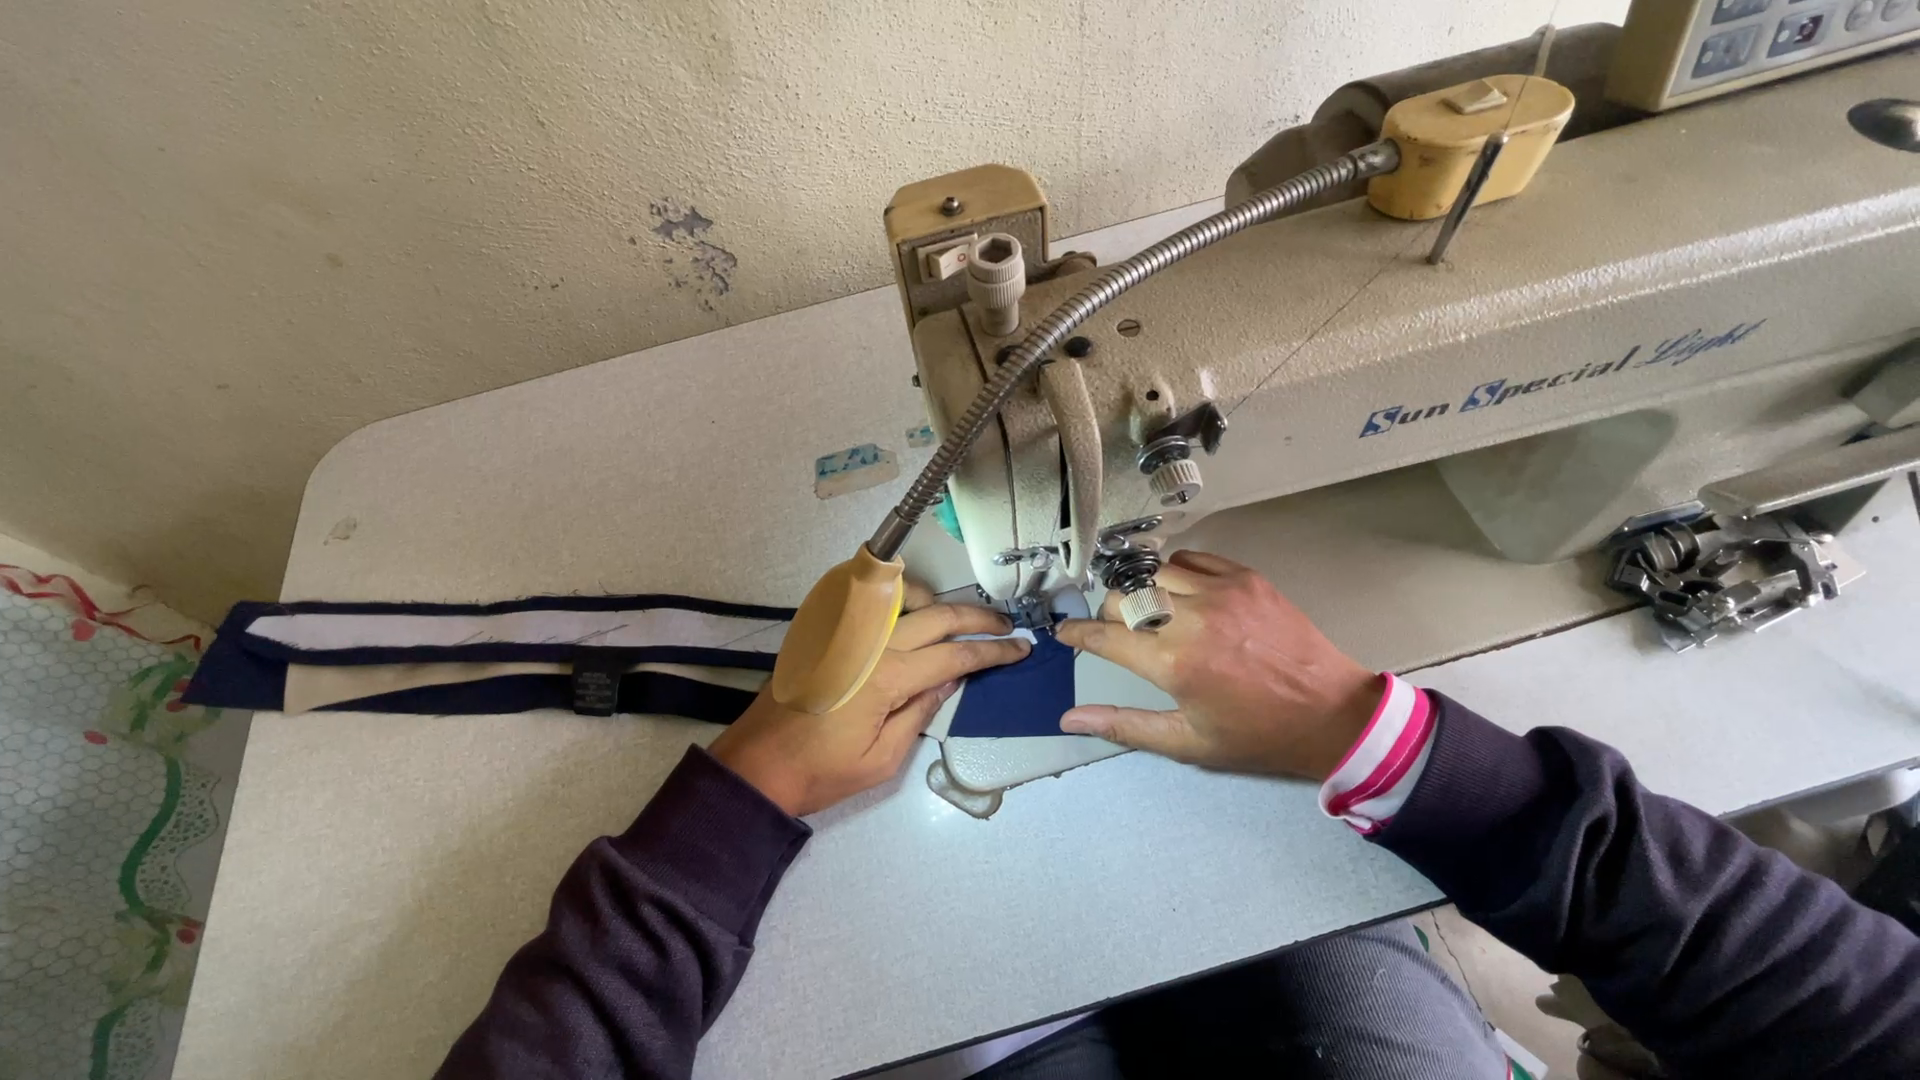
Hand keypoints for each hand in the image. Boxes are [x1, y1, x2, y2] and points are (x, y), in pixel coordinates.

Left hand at [709, 585, 1030, 815]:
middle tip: (1004, 625)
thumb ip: (920, 713)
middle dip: (978, 619)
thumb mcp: (882, 759)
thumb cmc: (820, 773)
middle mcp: (870, 644)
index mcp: (887, 678)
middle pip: (938, 616)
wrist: (756, 765)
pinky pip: (870, 600)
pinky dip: (899, 598)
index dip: (993, 651)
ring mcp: (844, 631)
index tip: (1020, 648)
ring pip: (904, 596)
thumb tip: (951, 680)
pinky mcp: (825, 630)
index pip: (955, 656)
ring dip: (938, 601)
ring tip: (957, 621)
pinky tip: (910, 615)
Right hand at [1054, 550, 1379, 781]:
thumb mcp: (1187, 742)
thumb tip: (1070, 719)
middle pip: (1123, 596)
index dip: (1077, 633)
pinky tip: (1183, 595)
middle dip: (1110, 614)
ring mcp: (1220, 592)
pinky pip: (1191, 560)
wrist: (1331, 713)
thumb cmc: (1255, 734)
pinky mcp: (1245, 578)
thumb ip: (1124, 726)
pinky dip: (1175, 574)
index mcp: (1173, 664)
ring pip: (1153, 572)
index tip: (1065, 632)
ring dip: (1142, 591)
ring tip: (1152, 611)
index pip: (1104, 636)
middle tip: (1121, 633)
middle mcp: (1191, 619)